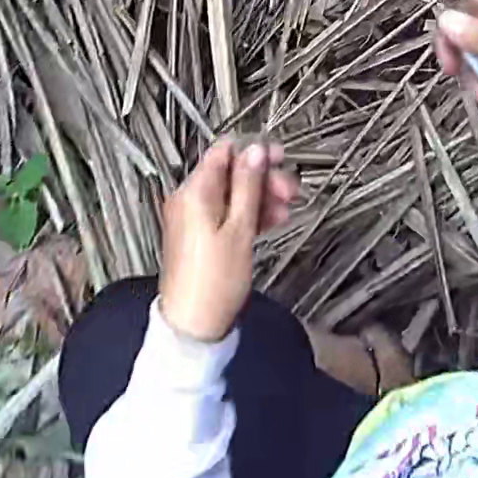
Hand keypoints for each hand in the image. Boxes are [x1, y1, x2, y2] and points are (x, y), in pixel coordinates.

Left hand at [157, 137, 299, 341]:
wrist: (194, 327)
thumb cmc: (213, 283)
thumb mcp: (240, 228)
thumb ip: (248, 184)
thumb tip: (255, 151)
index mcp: (194, 192)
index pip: (224, 151)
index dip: (254, 150)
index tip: (277, 157)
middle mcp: (189, 199)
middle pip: (231, 172)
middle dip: (262, 176)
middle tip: (287, 188)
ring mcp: (194, 217)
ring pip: (232, 192)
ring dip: (260, 195)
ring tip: (284, 207)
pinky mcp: (200, 234)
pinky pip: (227, 211)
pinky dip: (248, 212)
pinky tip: (269, 219)